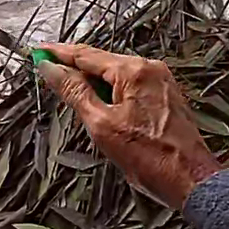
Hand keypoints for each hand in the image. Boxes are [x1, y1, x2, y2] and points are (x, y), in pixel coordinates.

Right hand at [37, 43, 220, 208]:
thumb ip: (74, 92)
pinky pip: (130, 84)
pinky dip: (110, 90)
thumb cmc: (150, 157)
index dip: (58, 53)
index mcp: (133, 70)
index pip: (86, 55)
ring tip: (69, 90)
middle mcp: (149, 68)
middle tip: (47, 70)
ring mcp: (160, 81)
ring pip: (116, 74)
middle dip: (74, 67)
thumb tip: (51, 69)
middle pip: (101, 61)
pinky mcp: (165, 95)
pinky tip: (99, 102)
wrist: (190, 179)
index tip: (39, 50)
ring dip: (92, 81)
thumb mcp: (101, 124)